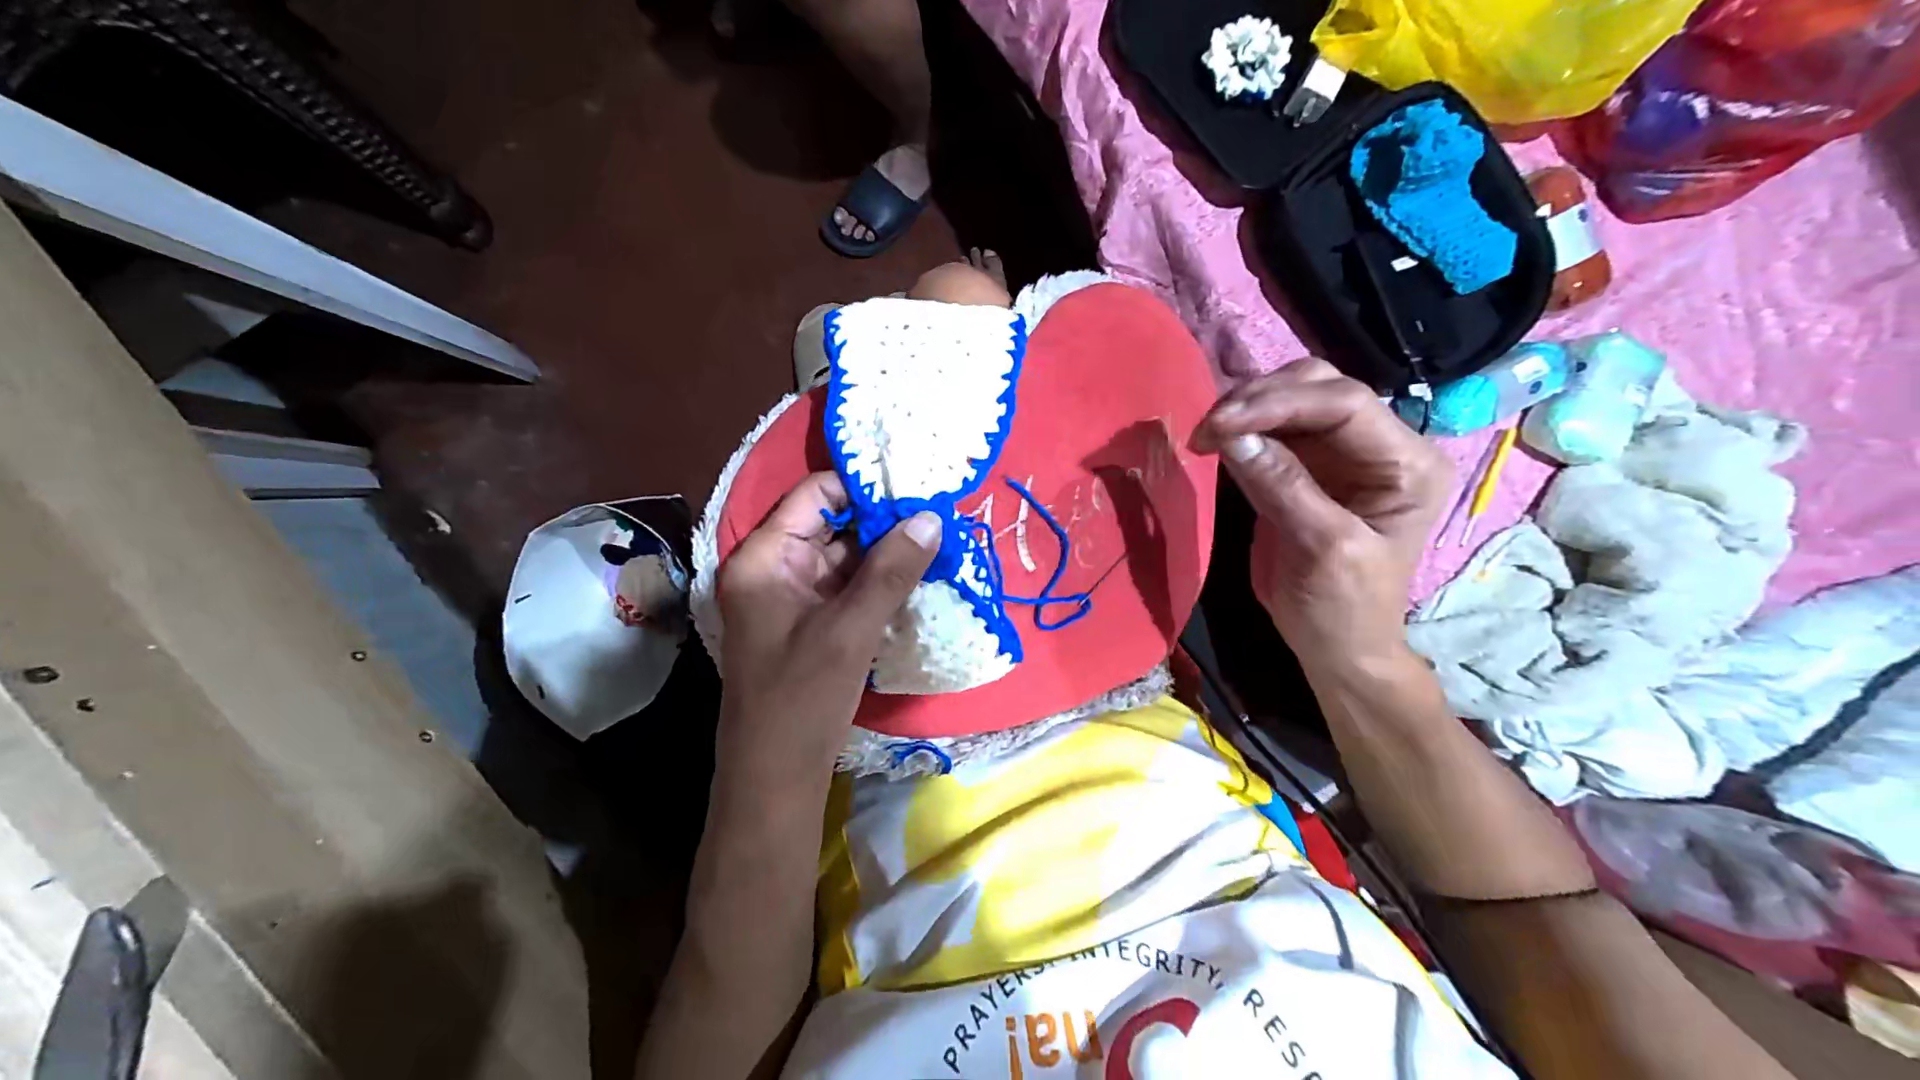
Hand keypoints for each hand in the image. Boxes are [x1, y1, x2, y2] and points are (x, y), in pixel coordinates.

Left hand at [716, 472, 939, 760]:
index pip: (815, 495)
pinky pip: (847, 585)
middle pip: (832, 522)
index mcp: (764, 558)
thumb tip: (932, 518)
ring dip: (886, 549)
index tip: (917, 485)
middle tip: (939, 510)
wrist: (775, 777)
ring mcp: (792, 595)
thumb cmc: (801, 699)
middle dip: (883, 518)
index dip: (864, 486)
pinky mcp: (810, 620)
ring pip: (844, 555)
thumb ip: (890, 571)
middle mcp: (774, 567)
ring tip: (939, 536)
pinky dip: (878, 578)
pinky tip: (918, 572)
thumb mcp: (849, 630)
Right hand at [1193, 359, 1450, 668]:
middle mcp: (1380, 445)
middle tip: (1209, 427)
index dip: (1280, 403)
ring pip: (1293, 398)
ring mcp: (1342, 453)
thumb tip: (1233, 436)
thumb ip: (1283, 487)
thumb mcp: (1321, 549)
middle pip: (1320, 387)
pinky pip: (1272, 428)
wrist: (1336, 645)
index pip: (1346, 404)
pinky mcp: (1307, 466)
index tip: (1221, 424)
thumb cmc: (1344, 607)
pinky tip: (1215, 438)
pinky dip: (1241, 428)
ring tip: (1206, 433)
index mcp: (1406, 462)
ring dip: (1246, 408)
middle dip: (1261, 398)